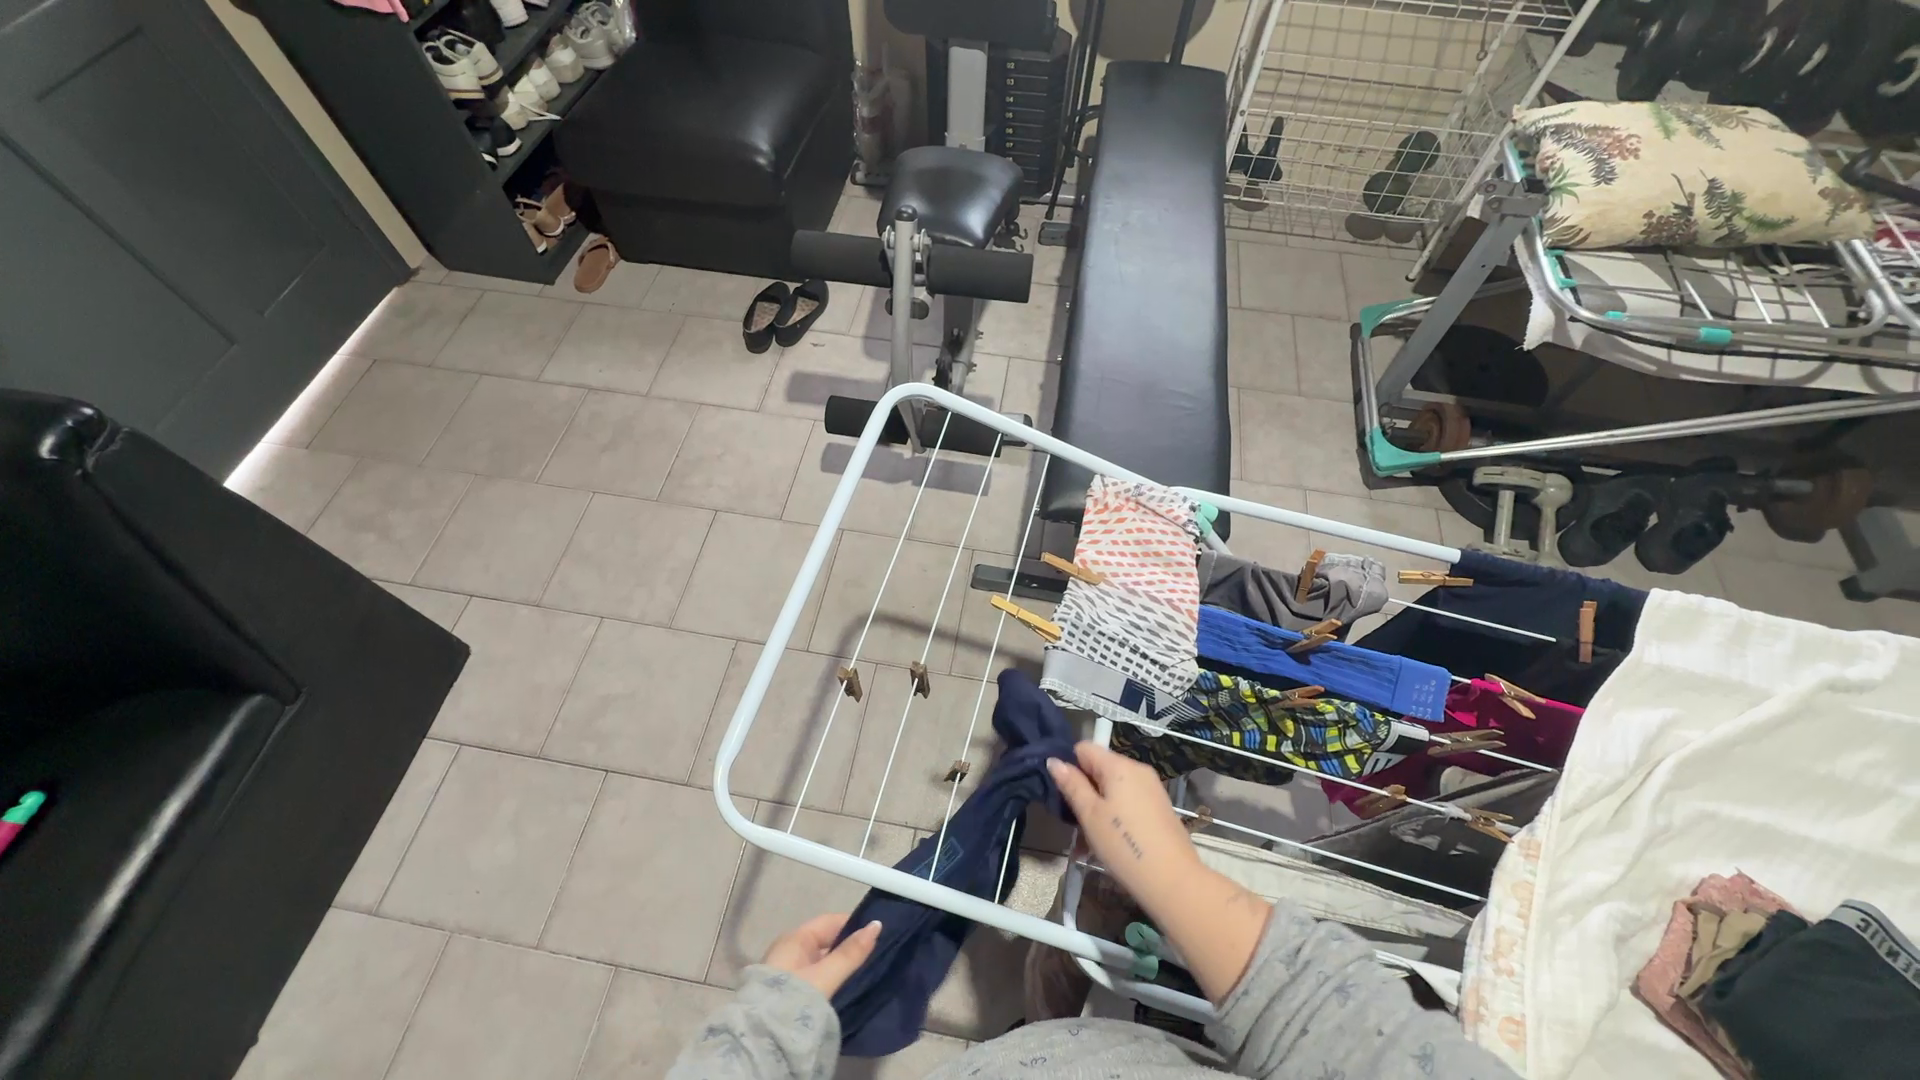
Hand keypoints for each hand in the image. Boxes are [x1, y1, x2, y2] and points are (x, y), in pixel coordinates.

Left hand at [762, 914, 882, 997]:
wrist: (765, 1038)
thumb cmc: (796, 997)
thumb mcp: (827, 975)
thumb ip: (851, 953)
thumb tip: (876, 925)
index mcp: (795, 939)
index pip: (830, 922)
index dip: (853, 925)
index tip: (876, 935)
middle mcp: (788, 949)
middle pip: (825, 940)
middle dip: (847, 946)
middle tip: (875, 955)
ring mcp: (785, 970)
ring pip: (820, 959)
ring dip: (838, 963)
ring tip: (864, 970)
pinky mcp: (786, 990)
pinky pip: (813, 975)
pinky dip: (829, 976)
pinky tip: (843, 985)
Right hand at [1047, 742, 1202, 912]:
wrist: (1173, 880)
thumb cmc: (1124, 845)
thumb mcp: (1090, 815)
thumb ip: (1072, 785)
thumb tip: (1054, 760)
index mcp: (1120, 766)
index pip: (1085, 748)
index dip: (1069, 765)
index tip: (1062, 793)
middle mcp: (1138, 770)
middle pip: (1100, 767)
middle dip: (1084, 790)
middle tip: (1074, 820)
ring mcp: (1151, 788)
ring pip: (1113, 787)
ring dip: (1097, 806)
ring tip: (1089, 838)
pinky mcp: (1159, 807)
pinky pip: (1128, 800)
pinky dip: (1114, 814)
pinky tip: (1109, 841)